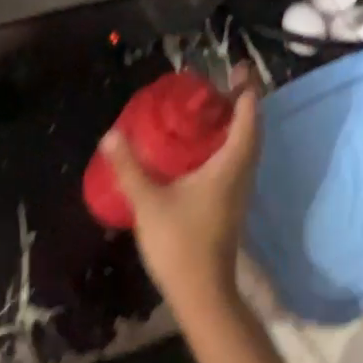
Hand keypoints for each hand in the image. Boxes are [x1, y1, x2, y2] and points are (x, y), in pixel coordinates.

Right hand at [100, 63, 261, 315]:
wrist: (202, 294)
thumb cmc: (180, 243)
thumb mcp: (148, 201)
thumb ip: (129, 166)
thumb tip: (112, 133)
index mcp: (230, 166)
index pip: (248, 119)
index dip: (247, 92)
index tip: (239, 68)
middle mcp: (241, 174)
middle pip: (251, 130)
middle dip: (242, 102)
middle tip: (223, 80)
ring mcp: (238, 192)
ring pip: (245, 148)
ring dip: (235, 123)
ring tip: (212, 106)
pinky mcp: (230, 205)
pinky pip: (235, 162)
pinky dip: (227, 143)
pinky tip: (201, 146)